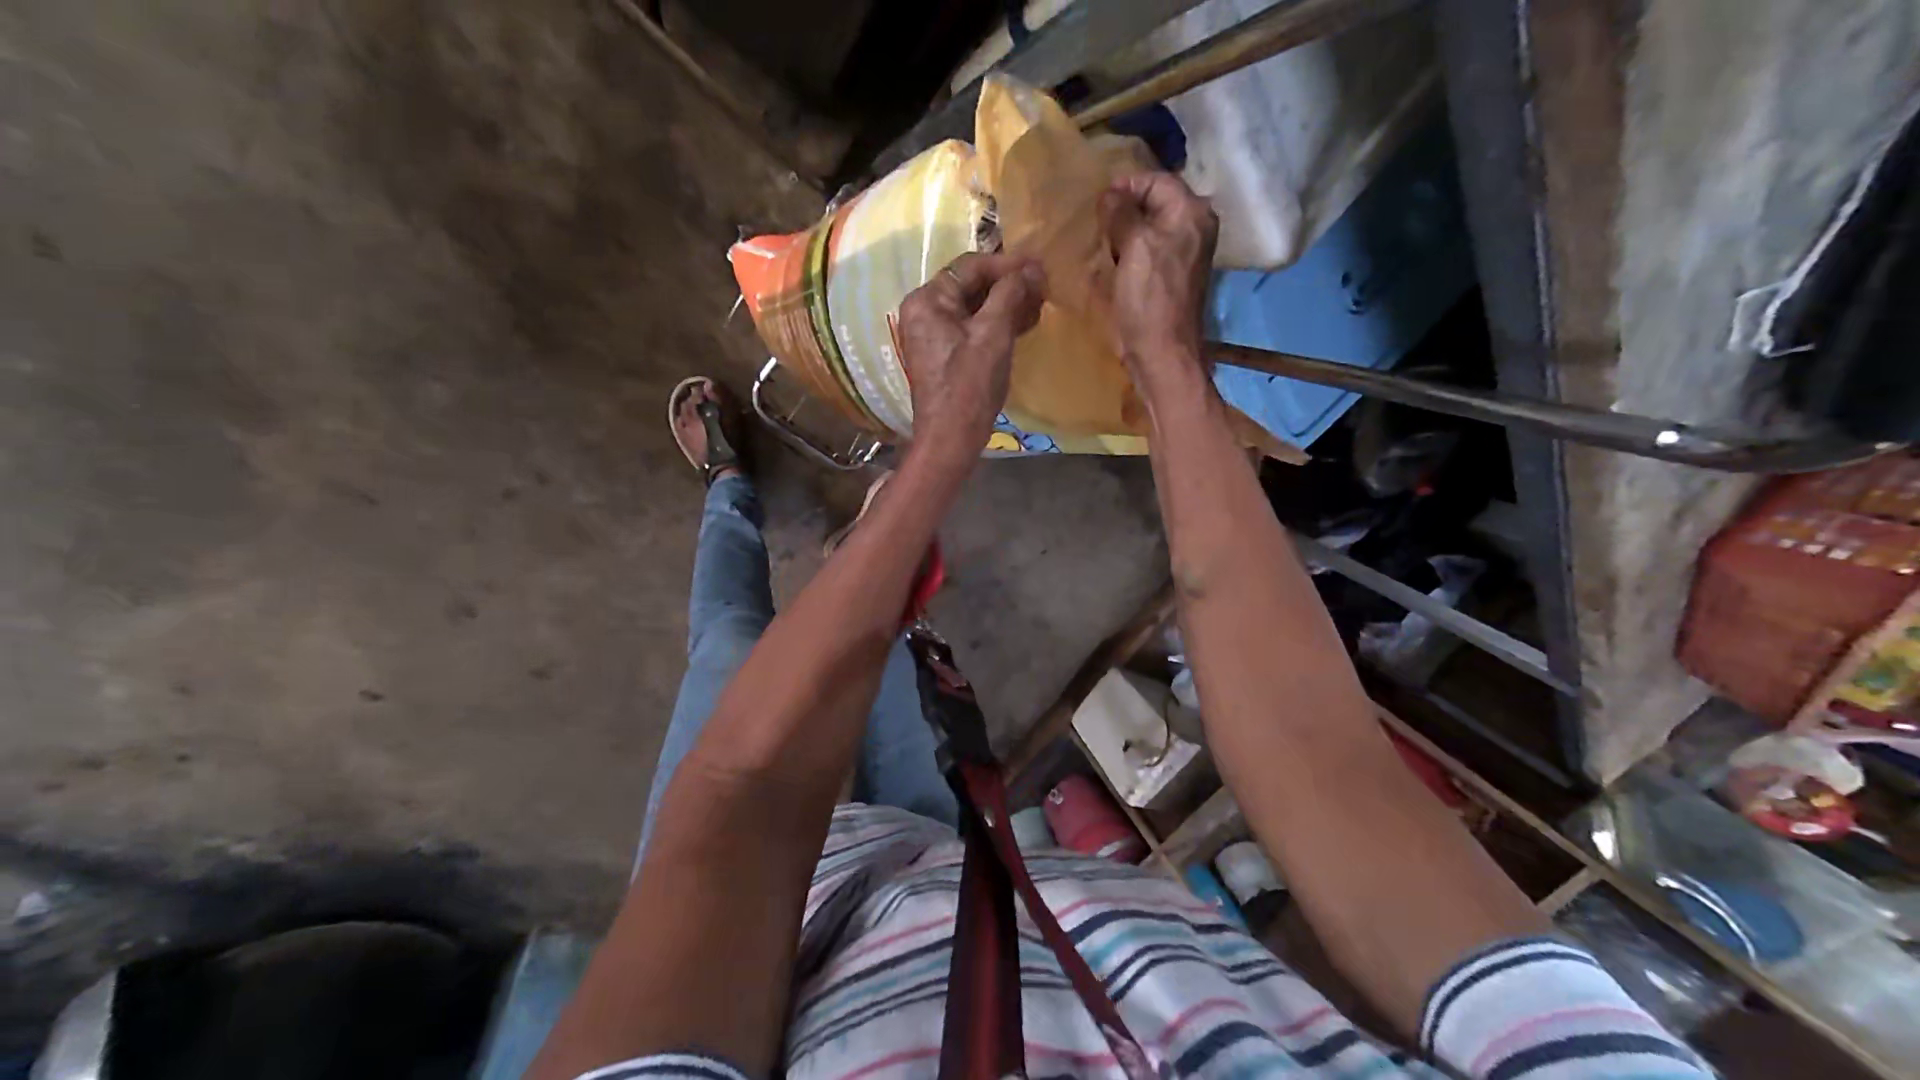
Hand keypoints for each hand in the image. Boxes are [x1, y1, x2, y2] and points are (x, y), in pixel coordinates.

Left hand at [894, 252, 1045, 454]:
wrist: (950, 439)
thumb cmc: (969, 387)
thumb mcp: (993, 335)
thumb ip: (1010, 295)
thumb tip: (1030, 268)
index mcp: (927, 301)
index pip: (971, 266)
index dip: (1008, 264)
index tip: (1040, 266)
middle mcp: (924, 312)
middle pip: (972, 285)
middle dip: (1009, 284)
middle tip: (1044, 286)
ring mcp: (933, 334)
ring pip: (975, 307)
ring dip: (1007, 304)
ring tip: (1040, 304)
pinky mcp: (945, 354)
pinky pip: (973, 327)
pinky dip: (998, 323)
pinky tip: (1024, 324)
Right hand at [1099, 172, 1217, 396]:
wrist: (1162, 351)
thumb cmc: (1148, 297)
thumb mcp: (1133, 246)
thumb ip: (1121, 213)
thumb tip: (1110, 194)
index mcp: (1191, 212)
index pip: (1156, 180)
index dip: (1125, 186)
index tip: (1096, 201)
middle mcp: (1195, 227)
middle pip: (1155, 203)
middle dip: (1124, 209)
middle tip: (1095, 221)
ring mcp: (1186, 252)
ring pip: (1151, 228)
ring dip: (1125, 231)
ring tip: (1101, 241)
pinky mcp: (1174, 275)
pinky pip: (1150, 250)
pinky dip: (1131, 251)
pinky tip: (1113, 262)